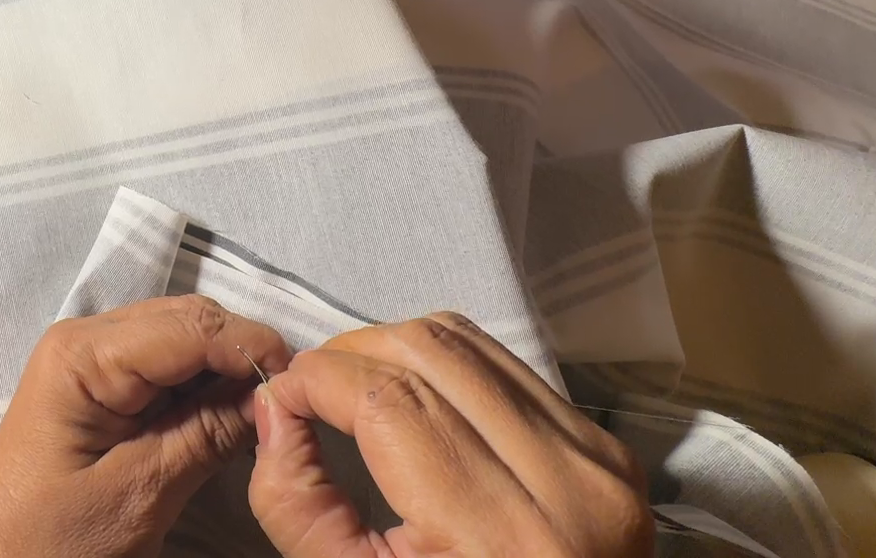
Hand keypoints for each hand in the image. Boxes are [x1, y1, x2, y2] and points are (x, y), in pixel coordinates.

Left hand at [0, 295, 289, 557]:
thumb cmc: (54, 539)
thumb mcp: (136, 494)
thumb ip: (203, 435)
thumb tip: (267, 398)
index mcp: (85, 354)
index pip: (186, 327)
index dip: (247, 346)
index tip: (295, 383)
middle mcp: (87, 332)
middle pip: (185, 318)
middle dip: (238, 350)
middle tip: (282, 399)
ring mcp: (91, 349)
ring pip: (179, 331)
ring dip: (223, 361)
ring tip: (259, 404)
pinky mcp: (100, 372)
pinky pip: (164, 357)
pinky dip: (200, 375)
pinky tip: (223, 405)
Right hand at [248, 312, 651, 557]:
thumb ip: (295, 502)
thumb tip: (274, 404)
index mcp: (501, 543)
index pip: (389, 402)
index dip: (317, 381)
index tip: (281, 396)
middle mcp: (564, 485)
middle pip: (422, 352)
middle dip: (346, 354)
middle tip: (312, 390)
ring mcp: (594, 457)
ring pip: (458, 339)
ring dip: (387, 345)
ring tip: (356, 385)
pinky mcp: (601, 441)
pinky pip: (496, 357)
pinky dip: (436, 356)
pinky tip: (413, 391)